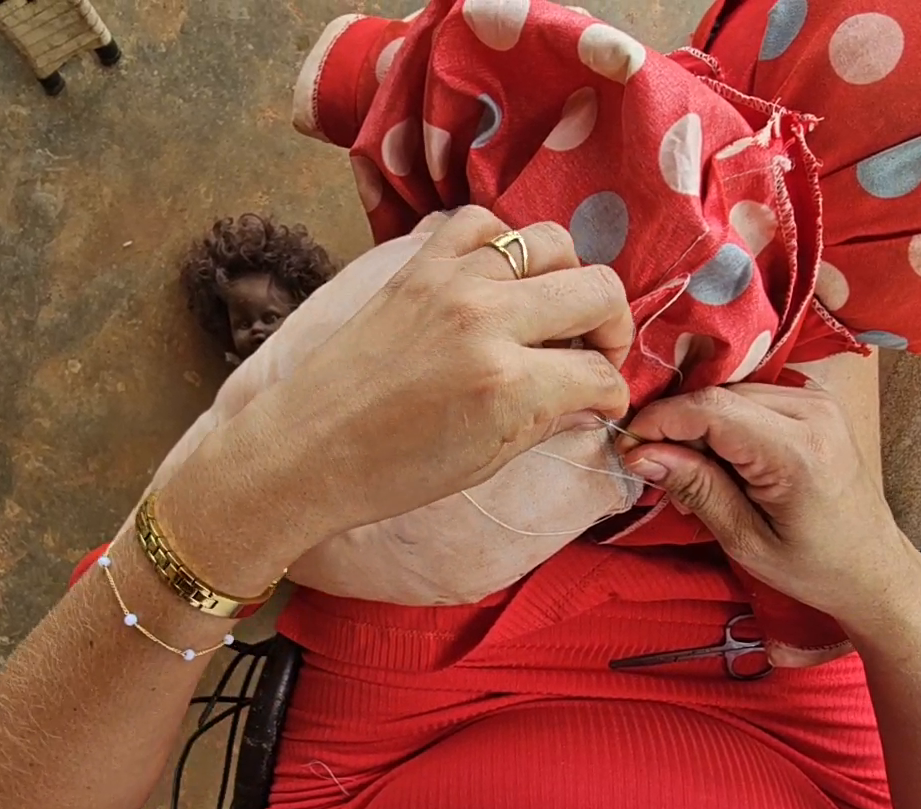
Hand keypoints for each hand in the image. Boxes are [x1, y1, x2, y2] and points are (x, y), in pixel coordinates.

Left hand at [164, 207, 632, 589]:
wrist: (307, 449)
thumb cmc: (392, 474)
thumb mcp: (484, 461)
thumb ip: (546, 420)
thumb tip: (590, 401)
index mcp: (509, 383)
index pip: (598, 373)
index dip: (612, 393)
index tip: (604, 402)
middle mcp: (489, 318)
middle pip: (597, 292)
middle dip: (612, 329)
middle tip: (594, 356)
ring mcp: (451, 280)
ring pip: (552, 244)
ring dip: (568, 280)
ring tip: (553, 314)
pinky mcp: (417, 263)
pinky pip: (482, 223)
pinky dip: (504, 245)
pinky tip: (500, 279)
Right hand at [621, 383, 920, 629]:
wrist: (874, 568)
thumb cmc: (812, 567)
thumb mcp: (744, 539)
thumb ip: (695, 488)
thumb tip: (640, 454)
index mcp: (797, 451)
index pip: (710, 409)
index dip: (659, 422)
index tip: (628, 450)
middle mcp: (812, 411)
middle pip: (716, 395)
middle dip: (676, 427)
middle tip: (661, 474)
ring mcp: (817, 401)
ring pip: (729, 393)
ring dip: (698, 427)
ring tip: (694, 476)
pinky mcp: (814, 403)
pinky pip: (748, 398)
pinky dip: (721, 425)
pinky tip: (721, 462)